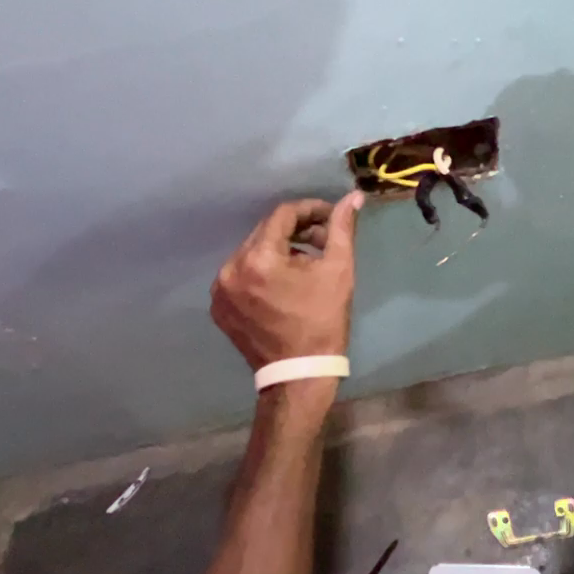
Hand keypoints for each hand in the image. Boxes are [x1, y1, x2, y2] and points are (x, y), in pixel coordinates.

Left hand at [211, 192, 363, 369]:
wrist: (299, 376)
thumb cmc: (322, 322)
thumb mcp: (338, 271)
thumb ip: (342, 229)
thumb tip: (353, 197)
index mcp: (258, 258)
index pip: (283, 215)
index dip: (310, 210)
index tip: (331, 216)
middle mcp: (231, 268)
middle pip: (266, 232)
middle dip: (296, 230)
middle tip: (323, 240)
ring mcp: (221, 289)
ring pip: (253, 251)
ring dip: (280, 249)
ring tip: (306, 263)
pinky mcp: (219, 306)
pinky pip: (242, 273)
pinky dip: (262, 270)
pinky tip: (284, 283)